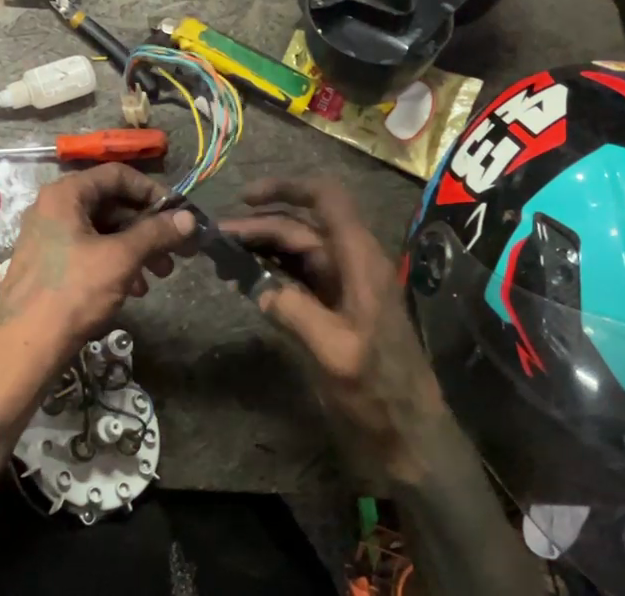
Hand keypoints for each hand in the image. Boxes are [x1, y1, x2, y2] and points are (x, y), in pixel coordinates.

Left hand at [0, 164, 195, 360]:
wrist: (26, 344)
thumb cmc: (73, 291)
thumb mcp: (120, 258)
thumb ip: (155, 233)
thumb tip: (188, 218)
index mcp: (65, 194)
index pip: (117, 175)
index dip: (152, 191)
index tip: (178, 215)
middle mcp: (54, 208)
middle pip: (111, 204)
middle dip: (148, 227)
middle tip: (179, 251)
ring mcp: (49, 236)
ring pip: (103, 231)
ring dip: (136, 248)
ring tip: (161, 274)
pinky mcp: (50, 262)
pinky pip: (90, 251)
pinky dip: (116, 263)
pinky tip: (135, 289)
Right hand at [220, 177, 446, 486]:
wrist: (411, 437)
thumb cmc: (379, 392)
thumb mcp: (334, 353)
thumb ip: (293, 311)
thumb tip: (256, 286)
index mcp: (360, 261)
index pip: (327, 200)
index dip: (287, 187)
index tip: (244, 198)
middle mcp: (352, 264)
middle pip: (301, 226)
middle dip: (257, 226)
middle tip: (213, 241)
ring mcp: (343, 286)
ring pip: (296, 249)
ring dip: (259, 247)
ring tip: (221, 257)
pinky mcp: (334, 308)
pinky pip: (297, 275)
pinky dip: (268, 271)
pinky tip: (242, 279)